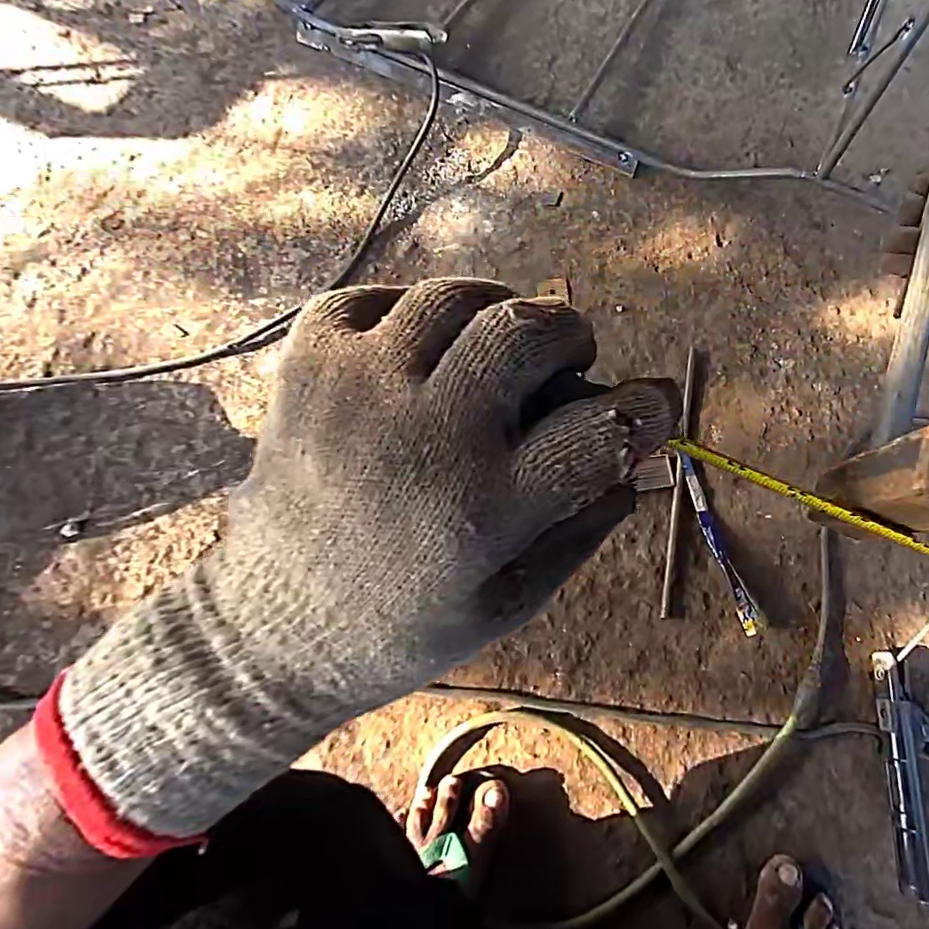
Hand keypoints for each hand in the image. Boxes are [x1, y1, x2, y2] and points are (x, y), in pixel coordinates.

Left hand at [37, 279, 678, 854]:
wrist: (270, 632)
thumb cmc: (407, 627)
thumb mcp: (513, 599)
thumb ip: (584, 524)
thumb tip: (644, 462)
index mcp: (485, 507)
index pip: (602, 428)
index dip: (650, 407)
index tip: (657, 404)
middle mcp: (423, 435)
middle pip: (526, 327)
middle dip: (569, 335)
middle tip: (565, 364)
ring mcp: (356, 389)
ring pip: (457, 296)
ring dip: (497, 315)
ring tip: (493, 355)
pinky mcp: (305, 364)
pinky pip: (378, 297)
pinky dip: (413, 315)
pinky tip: (418, 356)